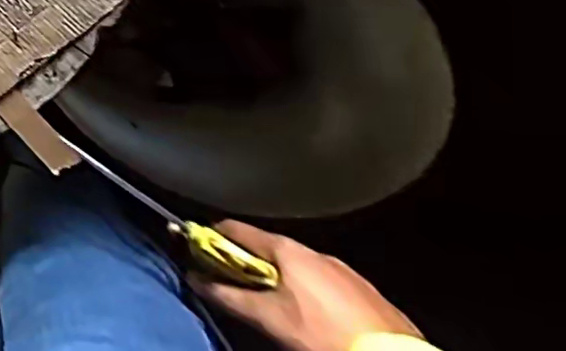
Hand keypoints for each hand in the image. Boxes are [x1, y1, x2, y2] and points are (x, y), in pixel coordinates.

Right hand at [192, 220, 420, 350]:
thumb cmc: (325, 336)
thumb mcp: (270, 319)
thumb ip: (228, 296)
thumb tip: (194, 279)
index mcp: (287, 249)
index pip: (235, 229)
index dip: (213, 238)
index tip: (201, 254)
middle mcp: (315, 252)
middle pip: (268, 249)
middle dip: (250, 264)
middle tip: (239, 286)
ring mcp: (347, 273)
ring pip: (300, 267)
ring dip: (283, 279)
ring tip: (279, 306)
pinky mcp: (371, 296)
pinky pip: (329, 286)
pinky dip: (313, 294)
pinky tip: (318, 319)